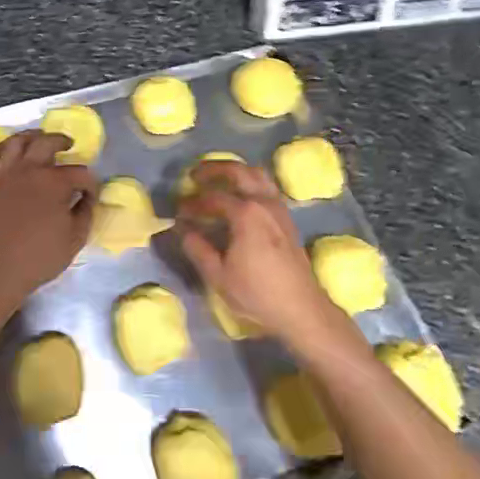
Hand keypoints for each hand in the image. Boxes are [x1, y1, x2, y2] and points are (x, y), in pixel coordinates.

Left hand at [0, 131, 97, 303]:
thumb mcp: (75, 238)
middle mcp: (29, 171)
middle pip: (47, 143)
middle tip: (69, 145)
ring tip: (39, 137)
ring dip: (30, 136)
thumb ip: (85, 212)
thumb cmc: (41, 258)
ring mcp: (4, 176)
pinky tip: (6, 151)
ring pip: (16, 143)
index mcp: (54, 183)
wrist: (0, 272)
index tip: (91, 196)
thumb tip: (86, 198)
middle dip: (62, 141)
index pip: (80, 173)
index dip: (90, 184)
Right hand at [177, 160, 336, 337]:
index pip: (212, 197)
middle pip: (238, 171)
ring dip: (235, 172)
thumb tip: (182, 230)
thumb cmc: (257, 293)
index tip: (178, 212)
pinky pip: (266, 188)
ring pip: (257, 175)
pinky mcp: (287, 218)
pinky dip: (249, 184)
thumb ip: (197, 248)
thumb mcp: (218, 275)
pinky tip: (239, 198)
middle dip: (213, 169)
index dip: (191, 203)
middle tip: (194, 176)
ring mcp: (279, 208)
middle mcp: (264, 202)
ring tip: (217, 181)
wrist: (301, 308)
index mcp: (246, 213)